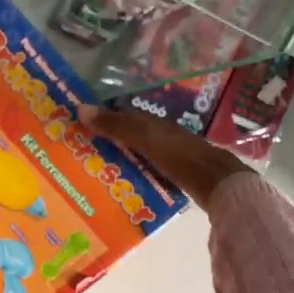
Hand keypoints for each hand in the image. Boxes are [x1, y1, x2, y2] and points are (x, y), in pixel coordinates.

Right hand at [80, 106, 255, 210]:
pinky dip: (129, 174)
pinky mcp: (171, 174)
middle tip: (78, 154)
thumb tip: (79, 108)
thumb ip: (114, 125)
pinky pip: (142, 171)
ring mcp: (166, 156)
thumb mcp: (143, 138)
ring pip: (133, 155)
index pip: (119, 117)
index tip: (76, 129)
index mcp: (151, 123)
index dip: (99, 121)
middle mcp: (158, 136)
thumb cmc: (178, 155)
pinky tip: (118, 184)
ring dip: (116, 161)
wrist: (217, 183)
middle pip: (125, 137)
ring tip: (92, 172)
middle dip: (104, 143)